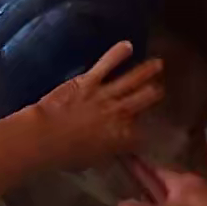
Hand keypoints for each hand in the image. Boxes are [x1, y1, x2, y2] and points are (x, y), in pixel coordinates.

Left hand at [31, 42, 163, 165]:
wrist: (46, 136)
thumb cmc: (65, 155)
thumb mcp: (91, 161)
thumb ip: (106, 153)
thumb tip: (112, 150)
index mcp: (121, 137)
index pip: (139, 134)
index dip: (142, 132)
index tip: (142, 130)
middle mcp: (119, 113)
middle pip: (142, 101)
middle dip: (152, 94)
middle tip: (160, 89)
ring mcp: (105, 94)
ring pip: (131, 80)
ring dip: (146, 71)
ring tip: (158, 63)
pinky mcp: (89, 81)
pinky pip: (106, 65)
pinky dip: (117, 54)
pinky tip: (127, 44)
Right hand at [118, 158, 206, 205]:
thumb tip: (119, 203)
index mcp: (184, 182)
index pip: (154, 168)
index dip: (135, 164)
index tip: (114, 158)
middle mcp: (193, 190)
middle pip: (161, 185)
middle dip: (141, 185)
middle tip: (113, 182)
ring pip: (170, 203)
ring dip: (152, 205)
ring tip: (127, 204)